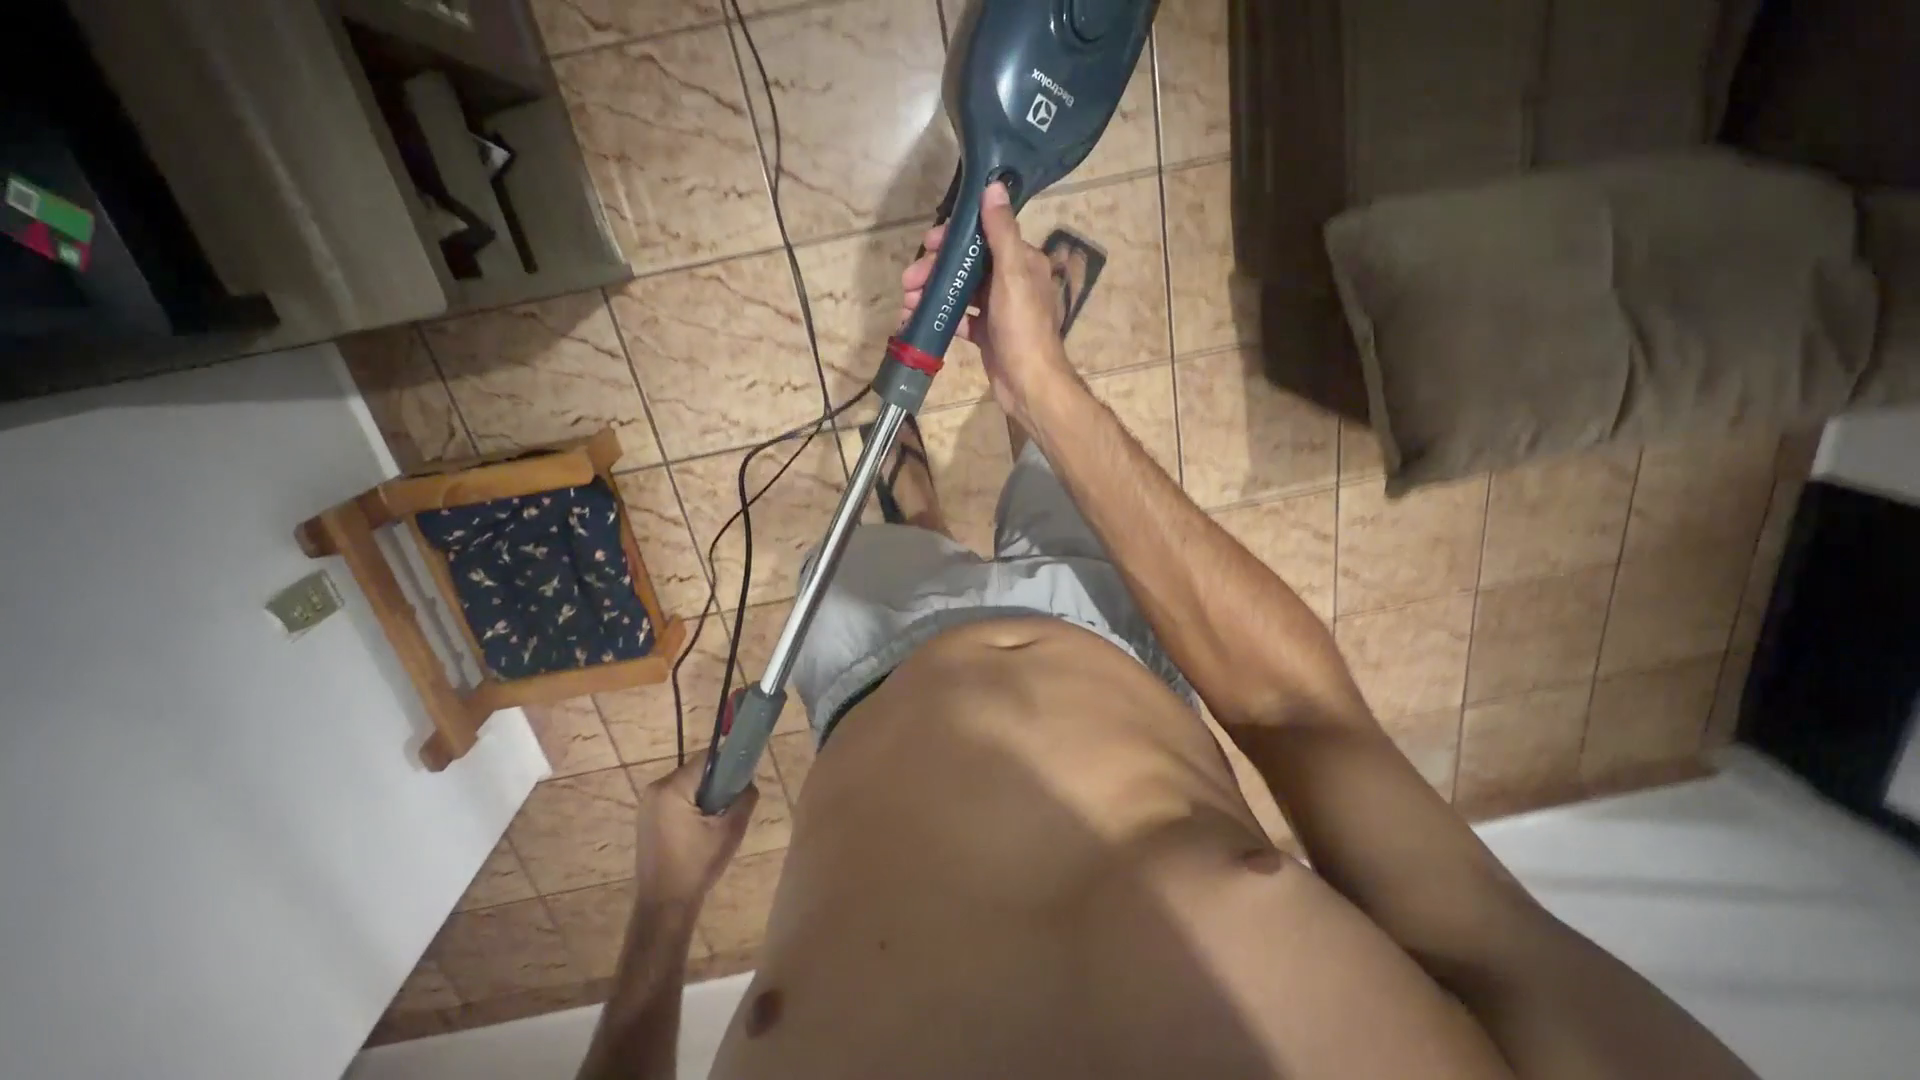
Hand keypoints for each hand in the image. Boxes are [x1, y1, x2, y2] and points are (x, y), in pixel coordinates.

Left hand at [632, 753, 756, 903]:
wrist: (664, 904)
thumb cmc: (697, 866)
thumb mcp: (730, 831)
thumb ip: (744, 799)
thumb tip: (749, 782)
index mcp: (672, 789)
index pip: (707, 758)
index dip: (728, 765)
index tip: (742, 781)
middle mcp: (655, 789)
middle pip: (695, 771)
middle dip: (716, 784)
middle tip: (730, 806)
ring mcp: (647, 804)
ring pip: (686, 786)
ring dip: (703, 796)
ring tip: (716, 822)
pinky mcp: (646, 818)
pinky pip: (675, 799)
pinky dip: (690, 806)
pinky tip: (699, 831)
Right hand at [901, 182, 1080, 430]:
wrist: (1028, 384)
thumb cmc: (1022, 327)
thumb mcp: (1012, 274)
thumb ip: (1001, 232)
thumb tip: (993, 186)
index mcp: (1023, 261)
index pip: (984, 236)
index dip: (953, 238)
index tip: (927, 244)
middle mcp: (1012, 281)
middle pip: (968, 265)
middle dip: (935, 270)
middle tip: (908, 281)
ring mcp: (999, 309)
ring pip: (960, 292)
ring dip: (933, 294)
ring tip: (908, 304)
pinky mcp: (988, 333)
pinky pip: (960, 319)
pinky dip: (940, 318)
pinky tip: (918, 321)